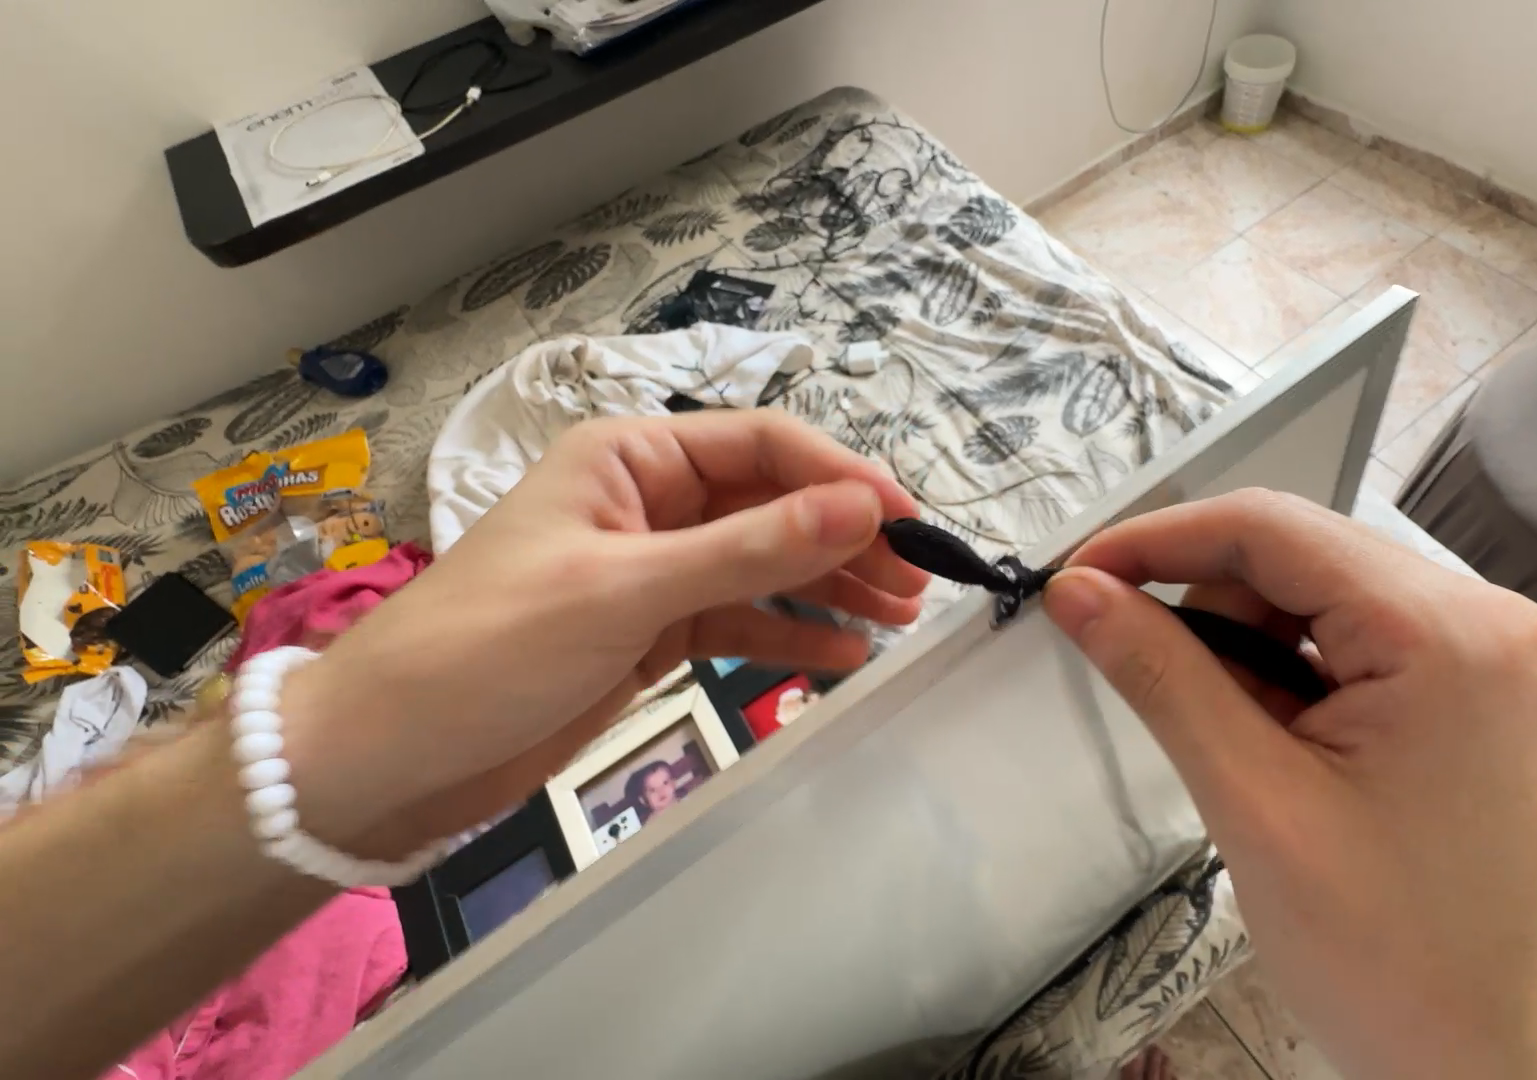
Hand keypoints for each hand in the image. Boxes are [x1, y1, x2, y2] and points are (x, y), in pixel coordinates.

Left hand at [278, 410, 928, 855]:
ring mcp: (663, 570)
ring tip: (898, 619)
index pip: (766, 446)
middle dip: (848, 540)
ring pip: (769, 566)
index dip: (843, 477)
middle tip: (915, 582)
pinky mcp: (661, 629)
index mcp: (637, 460)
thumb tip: (866, 506)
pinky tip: (843, 657)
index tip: (908, 520)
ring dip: (833, 588)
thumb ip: (752, 547)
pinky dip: (792, 637)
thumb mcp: (630, 589)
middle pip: (777, 507)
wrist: (387, 760)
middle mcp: (658, 503)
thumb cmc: (493, 648)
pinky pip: (745, 620)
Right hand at [1042, 491, 1536, 1079]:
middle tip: (1140, 668)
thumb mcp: (1254, 804)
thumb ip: (1160, 676)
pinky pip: (1351, 642)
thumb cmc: (1397, 964)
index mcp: (1448, 630)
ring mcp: (1490, 655)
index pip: (1269, 527)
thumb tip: (1076, 592)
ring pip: (1316, 597)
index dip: (1155, 539)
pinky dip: (1285, 672)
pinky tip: (1272, 739)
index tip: (1076, 578)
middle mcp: (1485, 617)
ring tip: (1228, 737)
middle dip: (1201, 601)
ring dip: (1242, 645)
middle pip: (1296, 556)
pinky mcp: (1477, 693)